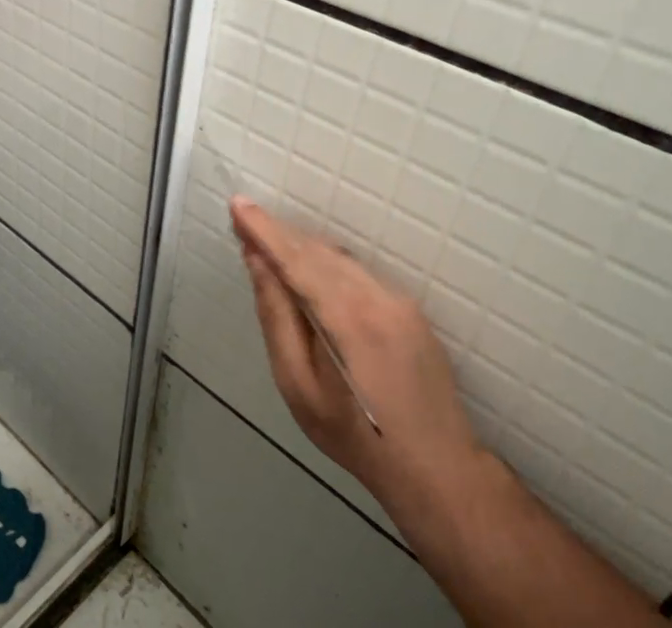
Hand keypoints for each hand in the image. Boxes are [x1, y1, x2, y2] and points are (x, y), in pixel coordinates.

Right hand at [230, 196, 485, 522]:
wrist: (434, 465)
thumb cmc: (353, 436)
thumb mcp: (298, 385)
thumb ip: (277, 318)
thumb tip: (258, 263)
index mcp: (347, 318)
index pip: (296, 259)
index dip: (264, 230)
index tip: (237, 205)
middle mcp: (377, 297)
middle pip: (318, 252)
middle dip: (278, 234)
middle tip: (243, 222)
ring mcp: (399, 301)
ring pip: (340, 260)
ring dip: (302, 248)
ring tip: (266, 245)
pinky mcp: (409, 310)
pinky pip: (359, 274)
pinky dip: (327, 265)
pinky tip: (308, 272)